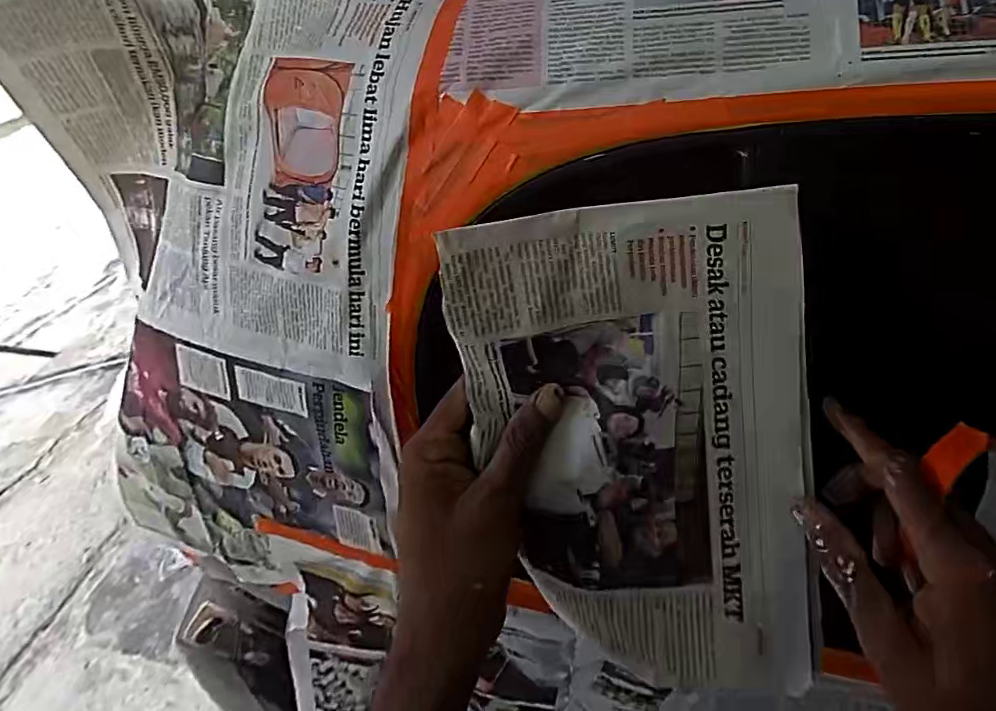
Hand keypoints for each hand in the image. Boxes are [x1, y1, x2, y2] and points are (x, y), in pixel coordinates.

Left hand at [374, 380, 563, 710]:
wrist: (446, 640)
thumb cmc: (462, 566)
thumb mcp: (496, 500)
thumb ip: (521, 444)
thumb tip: (549, 391)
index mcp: (428, 447)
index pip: (466, 394)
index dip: (502, 373)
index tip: (541, 356)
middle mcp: (434, 457)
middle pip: (479, 417)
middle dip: (518, 404)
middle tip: (564, 380)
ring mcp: (449, 482)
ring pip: (489, 444)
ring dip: (522, 434)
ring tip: (567, 409)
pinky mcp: (465, 504)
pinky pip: (492, 470)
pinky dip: (518, 463)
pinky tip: (554, 455)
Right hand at [796, 399, 995, 710]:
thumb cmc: (951, 703)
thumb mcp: (886, 641)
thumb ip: (847, 566)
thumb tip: (807, 508)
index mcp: (958, 563)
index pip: (902, 478)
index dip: (864, 439)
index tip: (835, 412)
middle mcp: (982, 552)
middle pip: (913, 486)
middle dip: (866, 487)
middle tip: (833, 510)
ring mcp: (994, 564)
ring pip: (926, 507)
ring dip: (889, 518)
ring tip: (875, 562)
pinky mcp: (994, 577)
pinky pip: (944, 531)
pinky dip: (911, 536)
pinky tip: (898, 572)